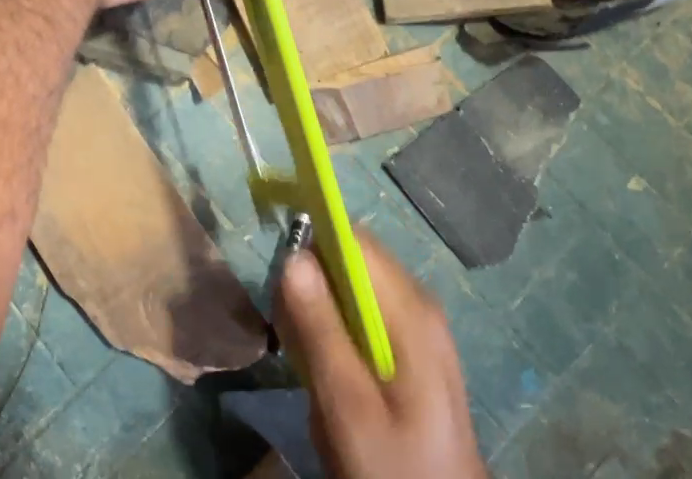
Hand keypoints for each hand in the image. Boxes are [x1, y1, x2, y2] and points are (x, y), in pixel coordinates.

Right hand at [274, 241, 487, 478]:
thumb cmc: (393, 463)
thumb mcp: (347, 406)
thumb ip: (320, 330)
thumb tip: (292, 256)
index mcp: (411, 312)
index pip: (354, 241)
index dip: (311, 235)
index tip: (273, 256)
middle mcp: (418, 304)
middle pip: (351, 258)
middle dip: (310, 276)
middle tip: (284, 318)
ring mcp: (416, 323)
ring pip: (351, 283)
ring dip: (316, 302)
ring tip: (299, 345)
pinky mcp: (408, 342)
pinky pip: (360, 308)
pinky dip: (331, 320)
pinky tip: (320, 358)